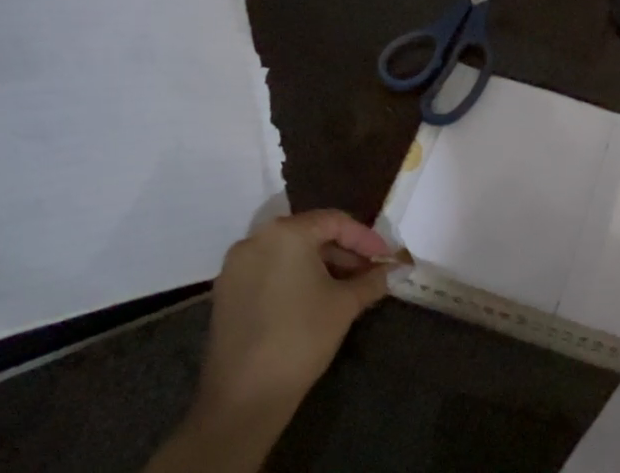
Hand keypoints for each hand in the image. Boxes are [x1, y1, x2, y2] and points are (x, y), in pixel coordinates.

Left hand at [145, 210, 399, 472]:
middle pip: (310, 234)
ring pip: (288, 254)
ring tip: (347, 288)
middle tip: (369, 272)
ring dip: (320, 266)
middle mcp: (255, 240)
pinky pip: (269, 272)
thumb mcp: (346, 304)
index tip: (387, 258)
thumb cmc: (302, 337)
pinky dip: (295, 278)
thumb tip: (394, 269)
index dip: (366, 238)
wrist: (244, 396)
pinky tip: (315, 300)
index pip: (335, 222)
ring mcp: (235, 268)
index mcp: (285, 233)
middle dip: (344, 252)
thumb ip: (372, 280)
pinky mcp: (226, 293)